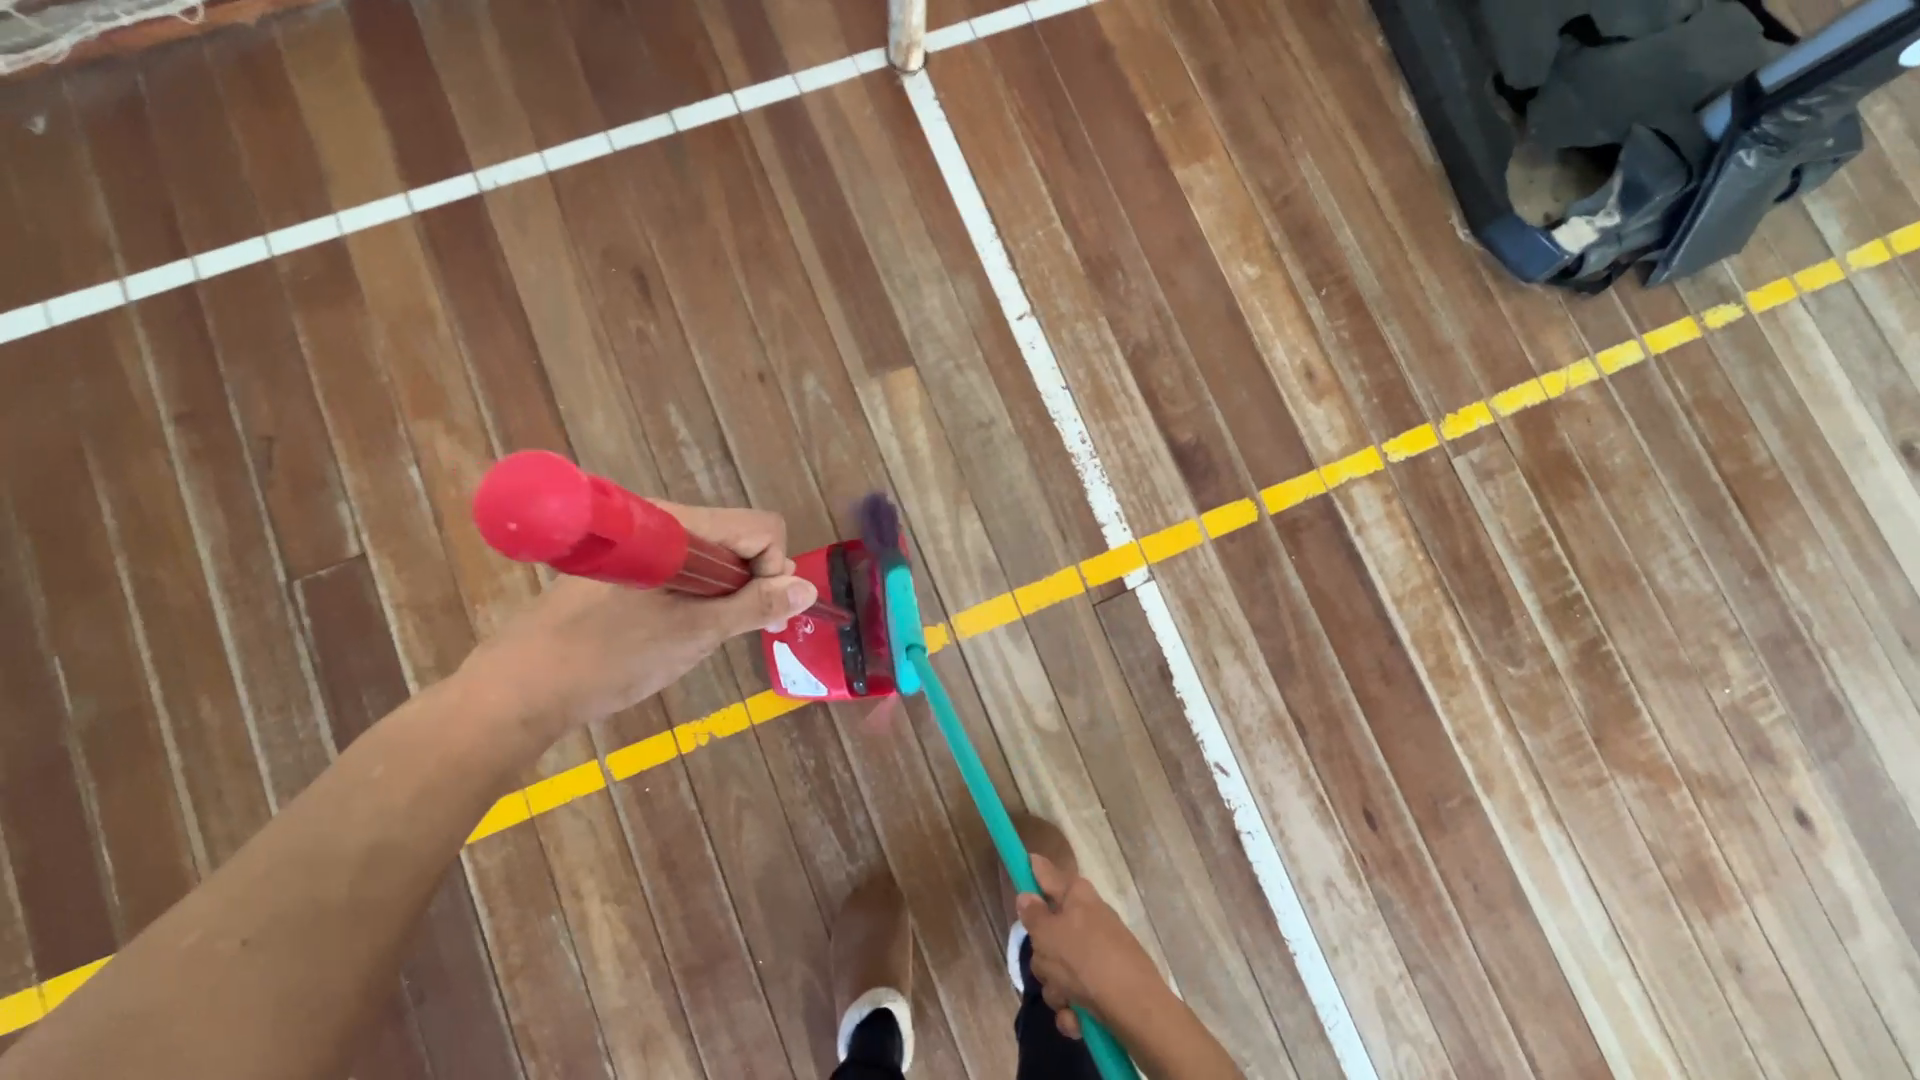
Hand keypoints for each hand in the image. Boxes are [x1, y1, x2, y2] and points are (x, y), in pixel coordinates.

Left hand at [463, 503, 816, 735]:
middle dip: (750, 583)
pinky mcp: (621, 566)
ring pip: (709, 557)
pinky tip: (669, 632)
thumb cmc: (611, 658)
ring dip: (721, 594)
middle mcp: (662, 520)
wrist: (520, 687)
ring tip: (697, 637)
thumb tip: (807, 589)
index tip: (761, 617)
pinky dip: (693, 597)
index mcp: (680, 525)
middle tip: (733, 632)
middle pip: (737, 538)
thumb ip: (755, 606)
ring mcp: (638, 543)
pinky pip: (679, 569)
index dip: (774, 570)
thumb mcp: (695, 635)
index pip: (761, 527)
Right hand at [1017, 855, 1166, 1039]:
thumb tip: (1027, 895)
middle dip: (1043, 958)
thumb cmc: (1087, 961)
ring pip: (1058, 970)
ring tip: (1069, 1000)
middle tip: (1049, 966)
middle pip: (1048, 933)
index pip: (1048, 874)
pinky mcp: (1103, 986)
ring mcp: (1097, 954)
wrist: (1135, 1009)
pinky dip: (1073, 1011)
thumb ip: (1033, 915)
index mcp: (1077, 896)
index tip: (1024, 866)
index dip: (1033, 870)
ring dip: (1058, 990)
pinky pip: (1074, 997)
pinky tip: (1079, 1020)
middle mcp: (1088, 920)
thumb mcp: (1049, 935)